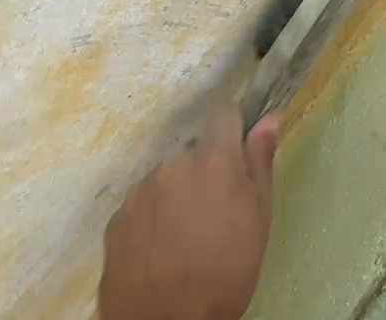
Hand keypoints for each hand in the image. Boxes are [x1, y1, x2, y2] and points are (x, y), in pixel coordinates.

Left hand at [99, 108, 280, 319]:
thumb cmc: (227, 271)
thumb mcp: (259, 216)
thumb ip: (260, 161)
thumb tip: (269, 118)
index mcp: (213, 159)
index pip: (223, 114)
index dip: (232, 129)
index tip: (238, 153)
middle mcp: (173, 165)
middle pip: (193, 153)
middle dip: (205, 172)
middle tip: (215, 213)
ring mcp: (139, 193)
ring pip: (166, 180)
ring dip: (177, 196)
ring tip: (185, 238)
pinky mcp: (115, 221)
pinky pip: (142, 207)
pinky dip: (152, 221)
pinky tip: (161, 252)